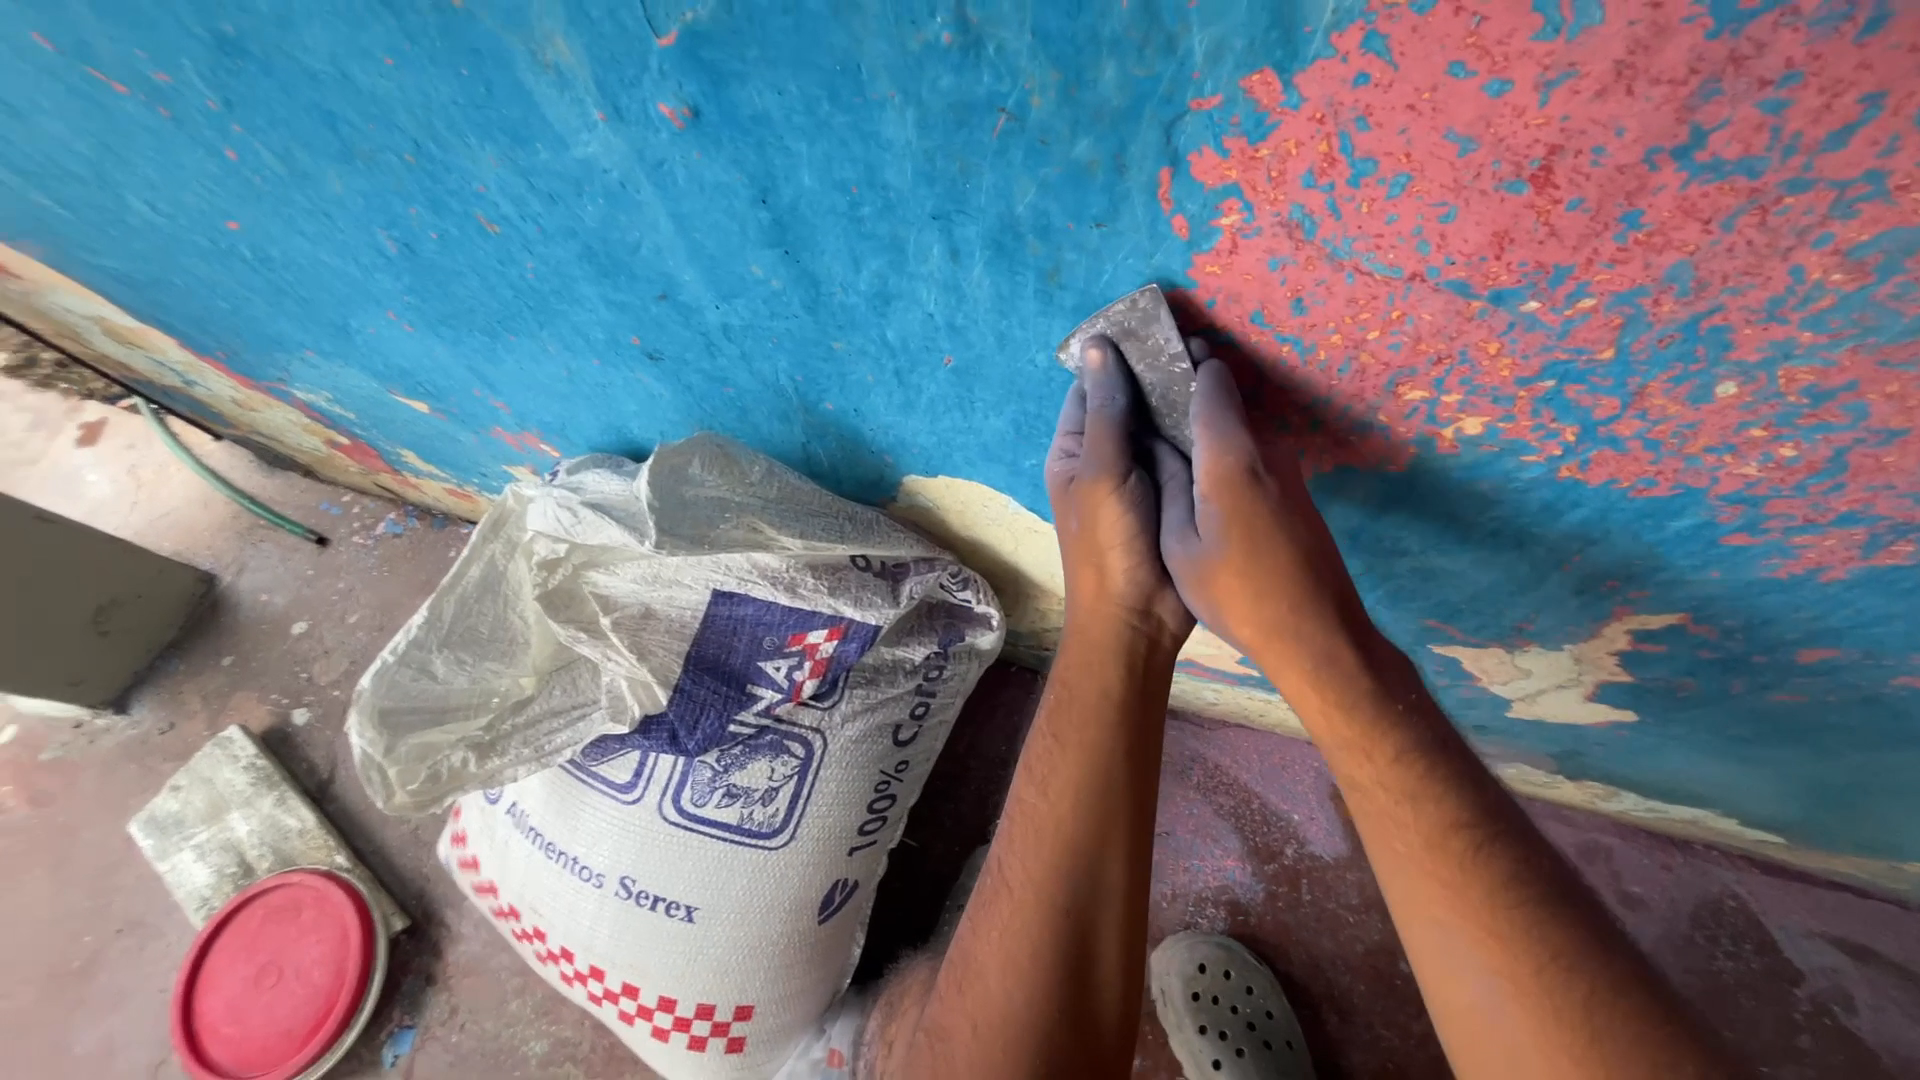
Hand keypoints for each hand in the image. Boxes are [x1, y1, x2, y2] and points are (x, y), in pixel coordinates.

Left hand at [1045, 336, 1194, 649]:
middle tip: (1198, 336)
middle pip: (1130, 402)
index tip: (1154, 324)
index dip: (1117, 356)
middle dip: (1157, 374)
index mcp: (1075, 450)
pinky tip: (1226, 401)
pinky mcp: (1176, 492)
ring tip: (1216, 357)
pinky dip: (1201, 428)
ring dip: (1182, 398)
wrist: (1137, 616)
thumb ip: (1106, 410)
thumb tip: (1098, 346)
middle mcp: (1107, 456)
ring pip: (1162, 424)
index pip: (1091, 388)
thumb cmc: (1107, 543)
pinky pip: (1187, 450)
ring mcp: (1143, 475)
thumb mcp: (1101, 471)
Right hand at [1149, 358, 1377, 672]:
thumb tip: (1156, 443)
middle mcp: (1264, 448)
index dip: (1182, 360)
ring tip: (1161, 432)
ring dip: (1204, 421)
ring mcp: (1286, 468)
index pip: (1210, 381)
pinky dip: (1222, 449)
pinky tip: (1196, 473)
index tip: (1150, 354)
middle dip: (1187, 387)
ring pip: (1238, 425)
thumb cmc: (1237, 593)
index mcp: (1230, 456)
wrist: (1315, 631)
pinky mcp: (1294, 489)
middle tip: (1144, 393)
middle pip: (1226, 397)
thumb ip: (1168, 486)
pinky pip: (1250, 451)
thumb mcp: (1180, 546)